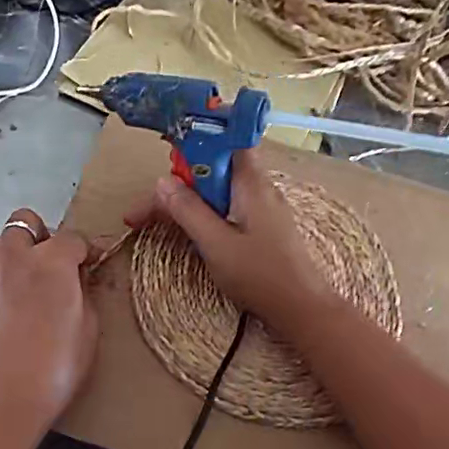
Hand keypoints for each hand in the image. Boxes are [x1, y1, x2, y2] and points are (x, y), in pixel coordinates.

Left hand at [0, 209, 97, 448]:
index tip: (90, 263)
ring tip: (25, 287)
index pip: (73, 237)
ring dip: (15, 256)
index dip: (86, 250)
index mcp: (51, 262)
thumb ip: (83, 293)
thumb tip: (77, 279)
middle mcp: (12, 257)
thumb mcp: (88, 330)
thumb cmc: (53, 369)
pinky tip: (4, 311)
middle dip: (42, 238)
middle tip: (52, 267)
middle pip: (26, 223)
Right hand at [122, 148, 338, 331]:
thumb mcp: (215, 244)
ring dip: (190, 202)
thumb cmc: (260, 276)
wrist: (301, 309)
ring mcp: (264, 208)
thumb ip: (188, 211)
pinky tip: (194, 235)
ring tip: (161, 222)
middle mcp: (259, 188)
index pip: (224, 139)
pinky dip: (206, 216)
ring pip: (220, 191)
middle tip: (147, 211)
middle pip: (215, 168)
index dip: (194, 143)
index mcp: (250, 182)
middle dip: (180, 183)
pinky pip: (230, 209)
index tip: (165, 163)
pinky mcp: (265, 228)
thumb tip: (162, 182)